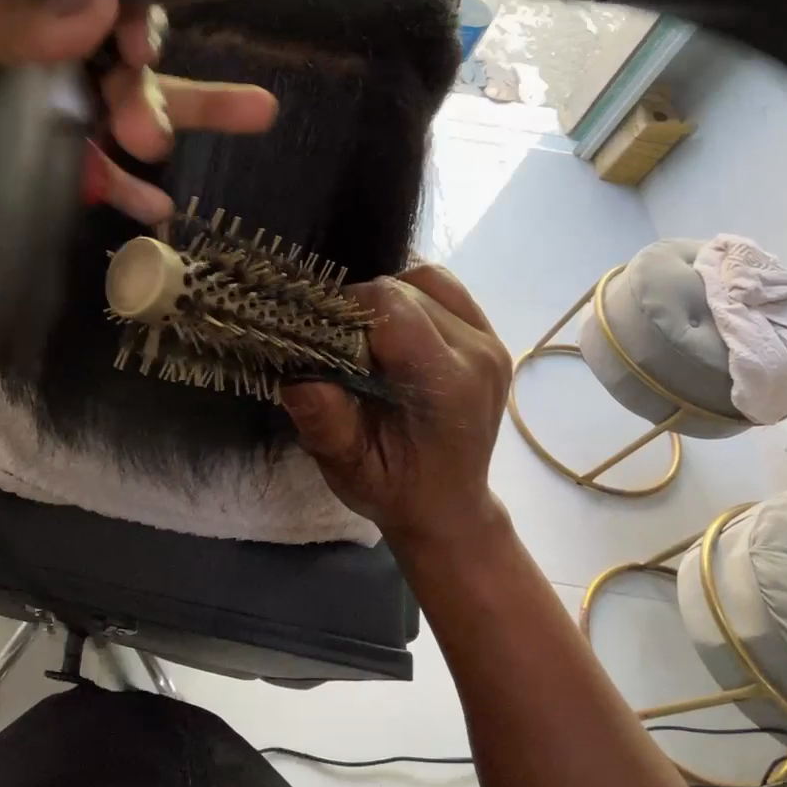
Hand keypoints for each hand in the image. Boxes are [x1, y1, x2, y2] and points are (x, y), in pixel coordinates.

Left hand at [0, 0, 276, 222]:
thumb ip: (6, 16)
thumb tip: (98, 5)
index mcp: (41, 3)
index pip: (111, 1)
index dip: (137, 22)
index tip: (139, 48)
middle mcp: (67, 53)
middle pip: (133, 66)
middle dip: (149, 95)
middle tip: (143, 130)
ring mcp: (68, 110)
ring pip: (136, 115)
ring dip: (164, 130)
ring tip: (163, 152)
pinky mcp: (59, 163)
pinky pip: (107, 176)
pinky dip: (132, 192)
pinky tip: (159, 210)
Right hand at [281, 265, 513, 541]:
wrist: (447, 506)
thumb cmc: (393, 489)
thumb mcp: (349, 469)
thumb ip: (326, 424)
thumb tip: (297, 378)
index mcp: (447, 384)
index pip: (391, 306)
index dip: (344, 309)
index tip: (320, 338)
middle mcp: (477, 353)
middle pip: (404, 289)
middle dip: (360, 307)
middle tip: (338, 345)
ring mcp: (490, 341)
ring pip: (424, 280)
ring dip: (386, 299)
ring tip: (367, 337)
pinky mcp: (488, 336)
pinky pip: (443, 289)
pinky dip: (409, 297)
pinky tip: (392, 330)